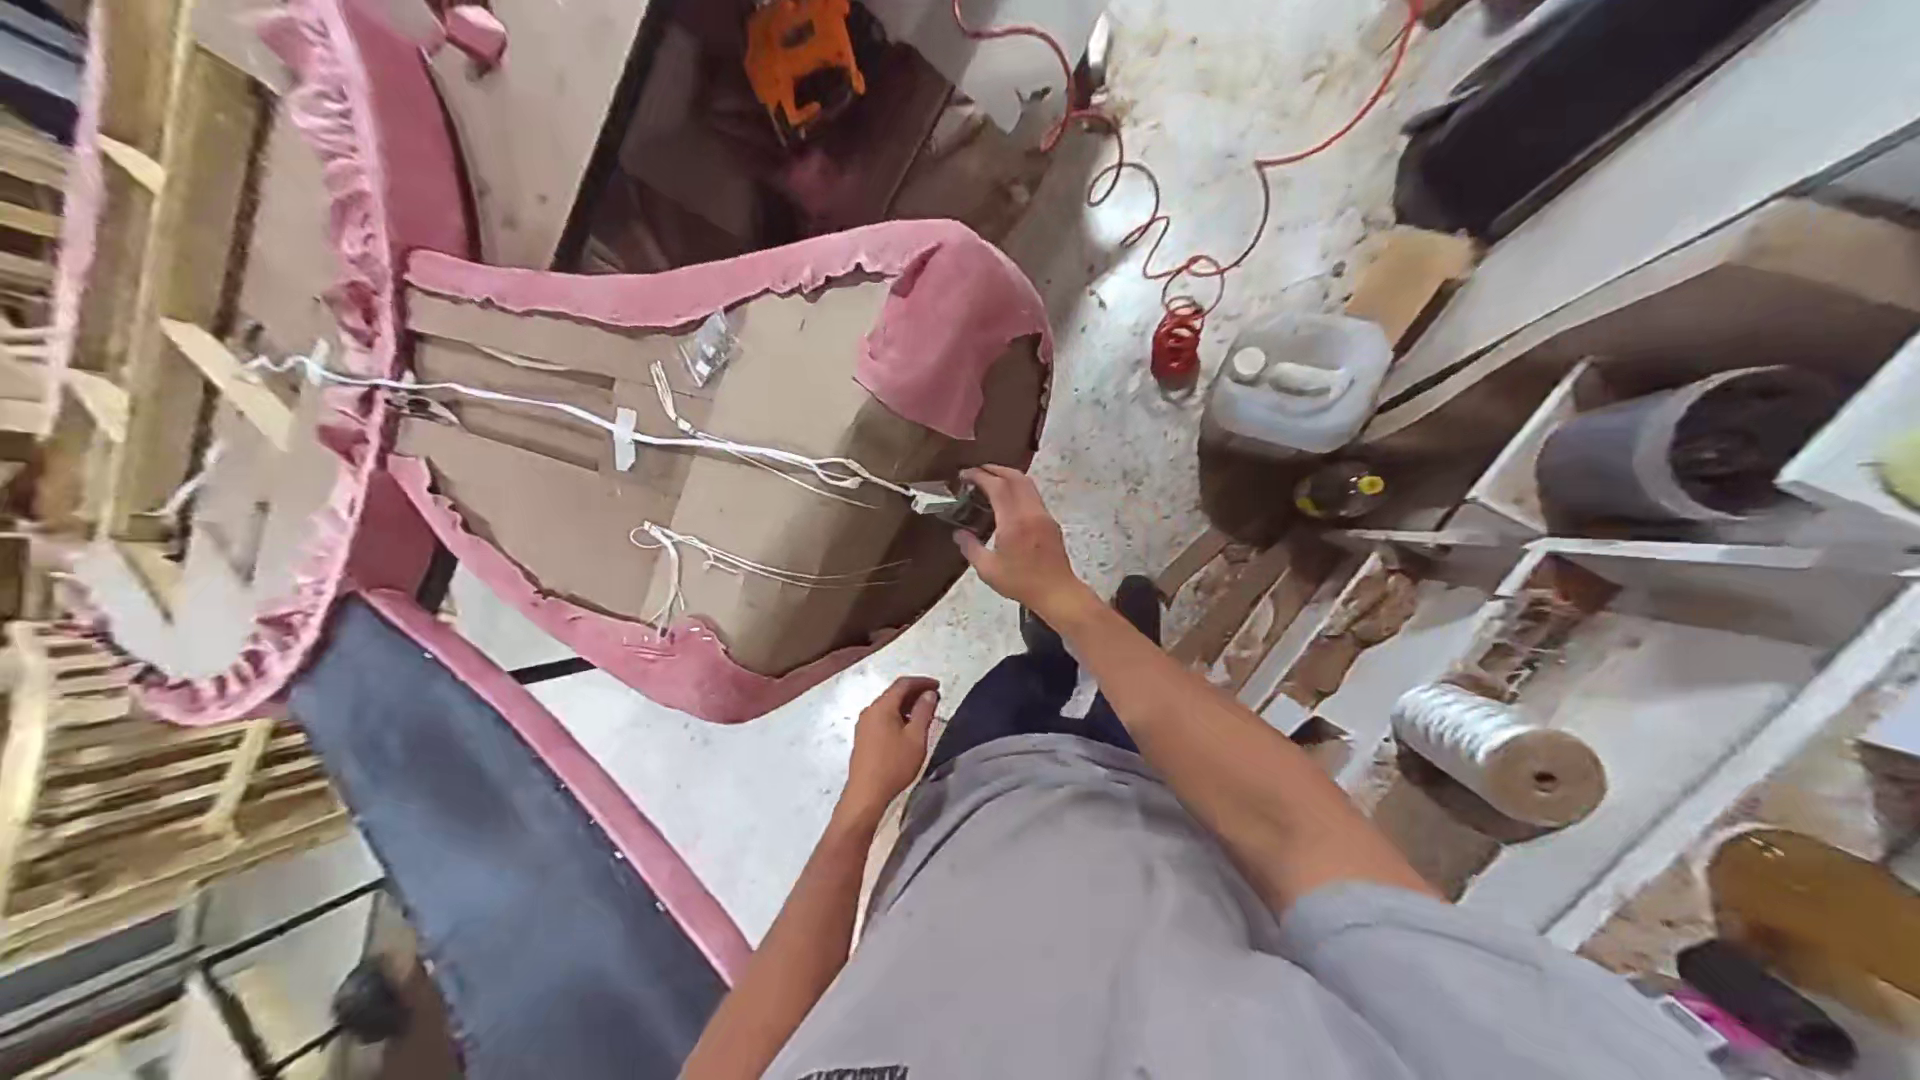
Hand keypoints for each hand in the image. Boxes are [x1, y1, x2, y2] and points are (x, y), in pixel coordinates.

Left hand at [839, 676, 939, 822]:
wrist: (866, 794)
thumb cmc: (894, 764)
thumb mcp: (916, 737)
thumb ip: (924, 712)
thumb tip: (929, 693)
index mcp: (882, 706)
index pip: (903, 684)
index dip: (922, 681)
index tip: (938, 686)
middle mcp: (870, 711)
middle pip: (894, 693)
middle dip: (915, 693)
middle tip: (934, 699)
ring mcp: (864, 724)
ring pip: (888, 706)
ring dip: (906, 705)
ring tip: (924, 713)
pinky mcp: (863, 737)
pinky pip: (882, 717)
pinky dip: (897, 715)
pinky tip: (908, 727)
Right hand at [953, 465, 1095, 618]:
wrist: (1056, 592)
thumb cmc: (1021, 583)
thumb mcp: (988, 570)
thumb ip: (971, 548)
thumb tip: (958, 534)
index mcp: (1013, 521)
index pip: (997, 486)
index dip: (980, 476)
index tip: (965, 474)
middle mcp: (1031, 512)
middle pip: (1015, 477)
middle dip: (995, 469)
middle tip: (977, 471)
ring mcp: (1043, 515)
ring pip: (1027, 484)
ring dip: (1009, 476)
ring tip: (992, 480)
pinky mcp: (1051, 522)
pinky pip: (1033, 496)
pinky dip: (1018, 489)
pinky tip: (1008, 500)